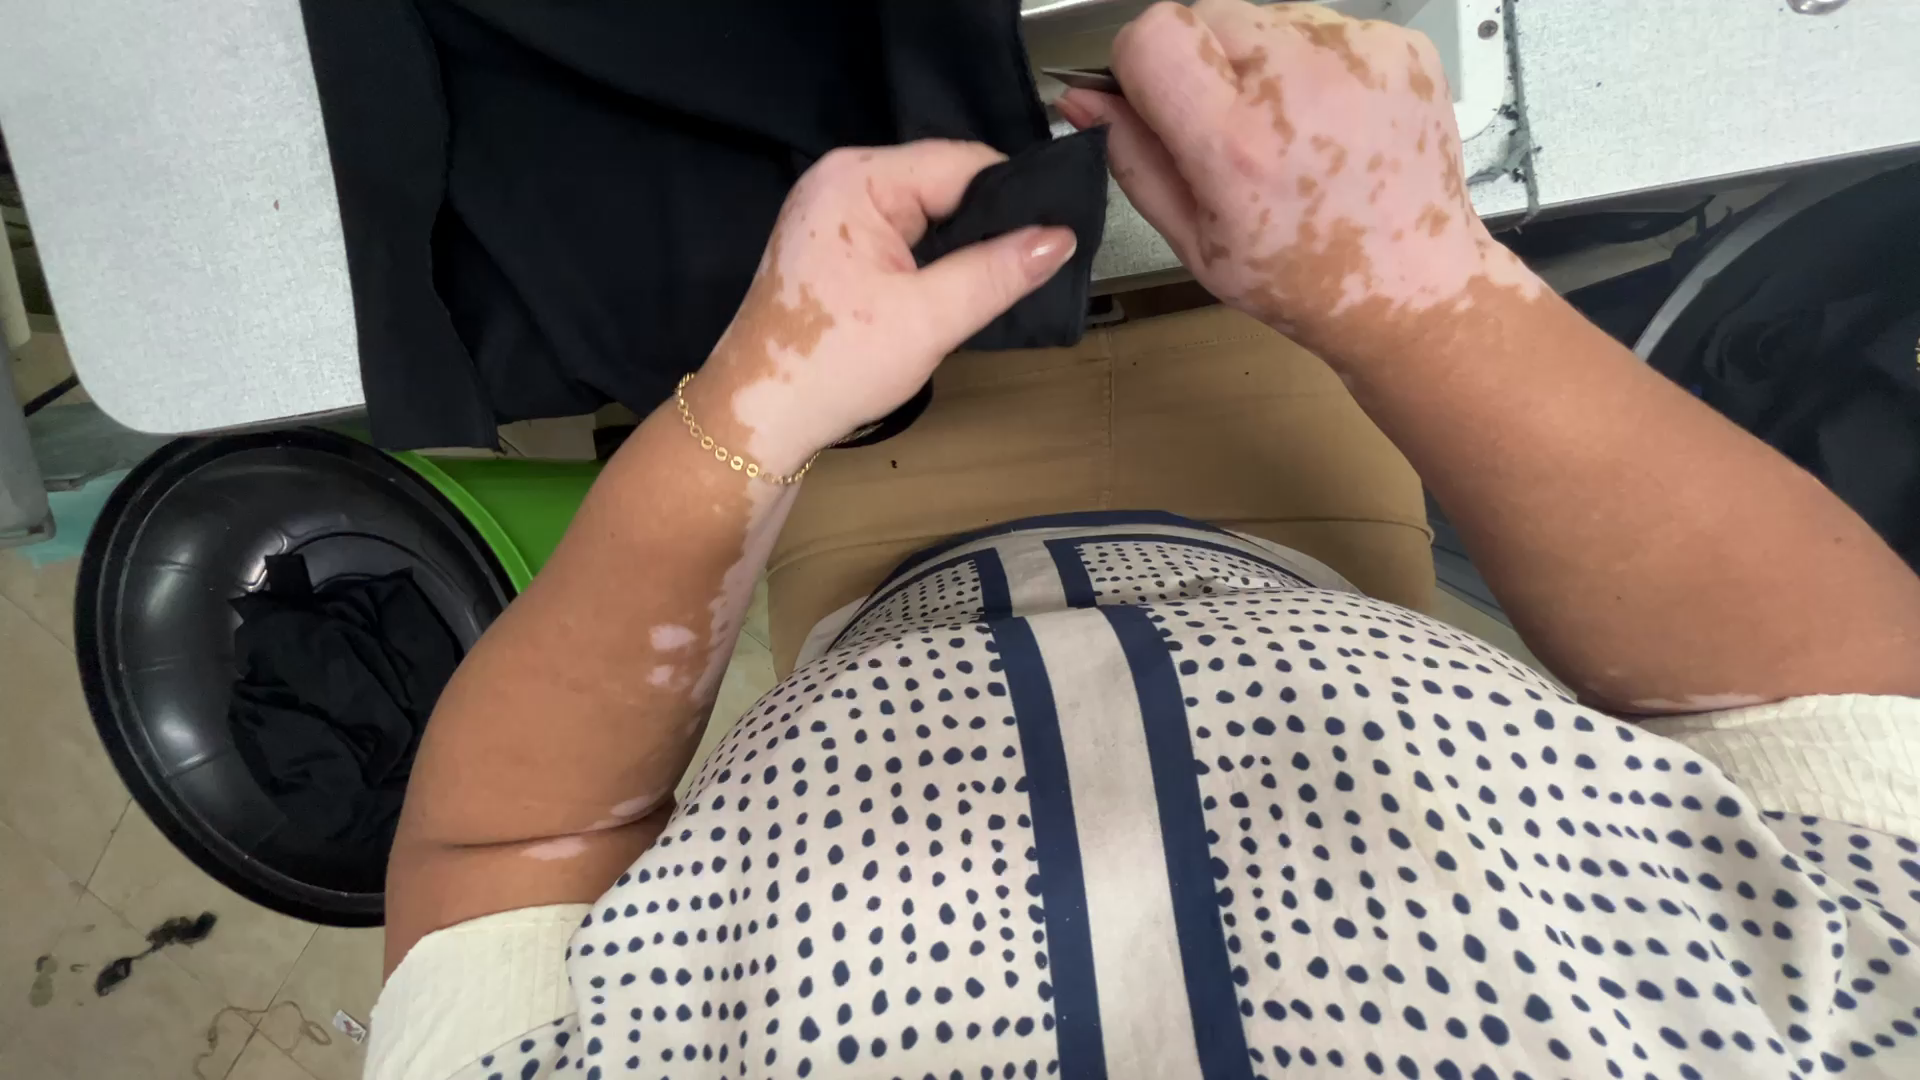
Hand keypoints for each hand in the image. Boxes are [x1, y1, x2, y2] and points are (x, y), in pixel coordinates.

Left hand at [686, 141, 1076, 474]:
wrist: (763, 417)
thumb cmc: (834, 366)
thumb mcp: (927, 319)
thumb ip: (996, 274)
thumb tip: (1062, 238)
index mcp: (857, 178)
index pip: (961, 163)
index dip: (1014, 197)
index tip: (1057, 235)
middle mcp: (841, 182)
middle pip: (942, 186)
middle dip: (987, 227)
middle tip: (1033, 268)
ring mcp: (833, 216)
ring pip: (925, 218)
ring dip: (960, 251)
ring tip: (1000, 284)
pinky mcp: (834, 250)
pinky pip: (901, 241)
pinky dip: (931, 265)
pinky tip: (952, 293)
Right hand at [1056, 0, 1538, 364]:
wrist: (1405, 283)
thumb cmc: (1296, 279)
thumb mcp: (1191, 241)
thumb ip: (1134, 161)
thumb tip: (1084, 102)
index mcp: (1238, 143)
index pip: (1154, 34)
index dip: (1136, 64)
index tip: (1150, 101)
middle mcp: (1301, 80)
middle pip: (1200, 11)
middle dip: (1192, 64)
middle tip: (1216, 131)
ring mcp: (1357, 51)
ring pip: (1257, 14)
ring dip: (1246, 63)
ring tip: (1275, 135)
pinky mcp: (1394, 40)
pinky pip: (1314, 25)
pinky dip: (1298, 65)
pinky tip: (1316, 126)